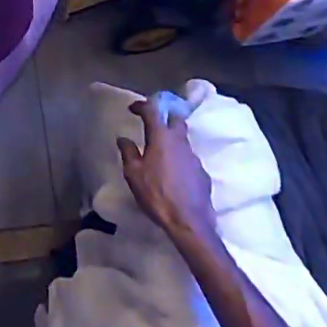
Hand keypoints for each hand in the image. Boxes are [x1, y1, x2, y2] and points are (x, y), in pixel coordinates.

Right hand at [118, 98, 219, 245]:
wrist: (189, 222)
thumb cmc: (157, 194)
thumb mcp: (134, 174)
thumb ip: (128, 152)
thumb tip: (123, 138)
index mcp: (161, 136)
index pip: (152, 110)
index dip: (142, 105)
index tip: (133, 108)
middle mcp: (180, 141)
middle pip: (175, 118)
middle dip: (165, 116)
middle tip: (154, 124)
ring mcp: (194, 156)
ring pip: (183, 138)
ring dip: (173, 139)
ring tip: (162, 152)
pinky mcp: (202, 172)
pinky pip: (189, 158)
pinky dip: (180, 159)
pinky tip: (175, 173)